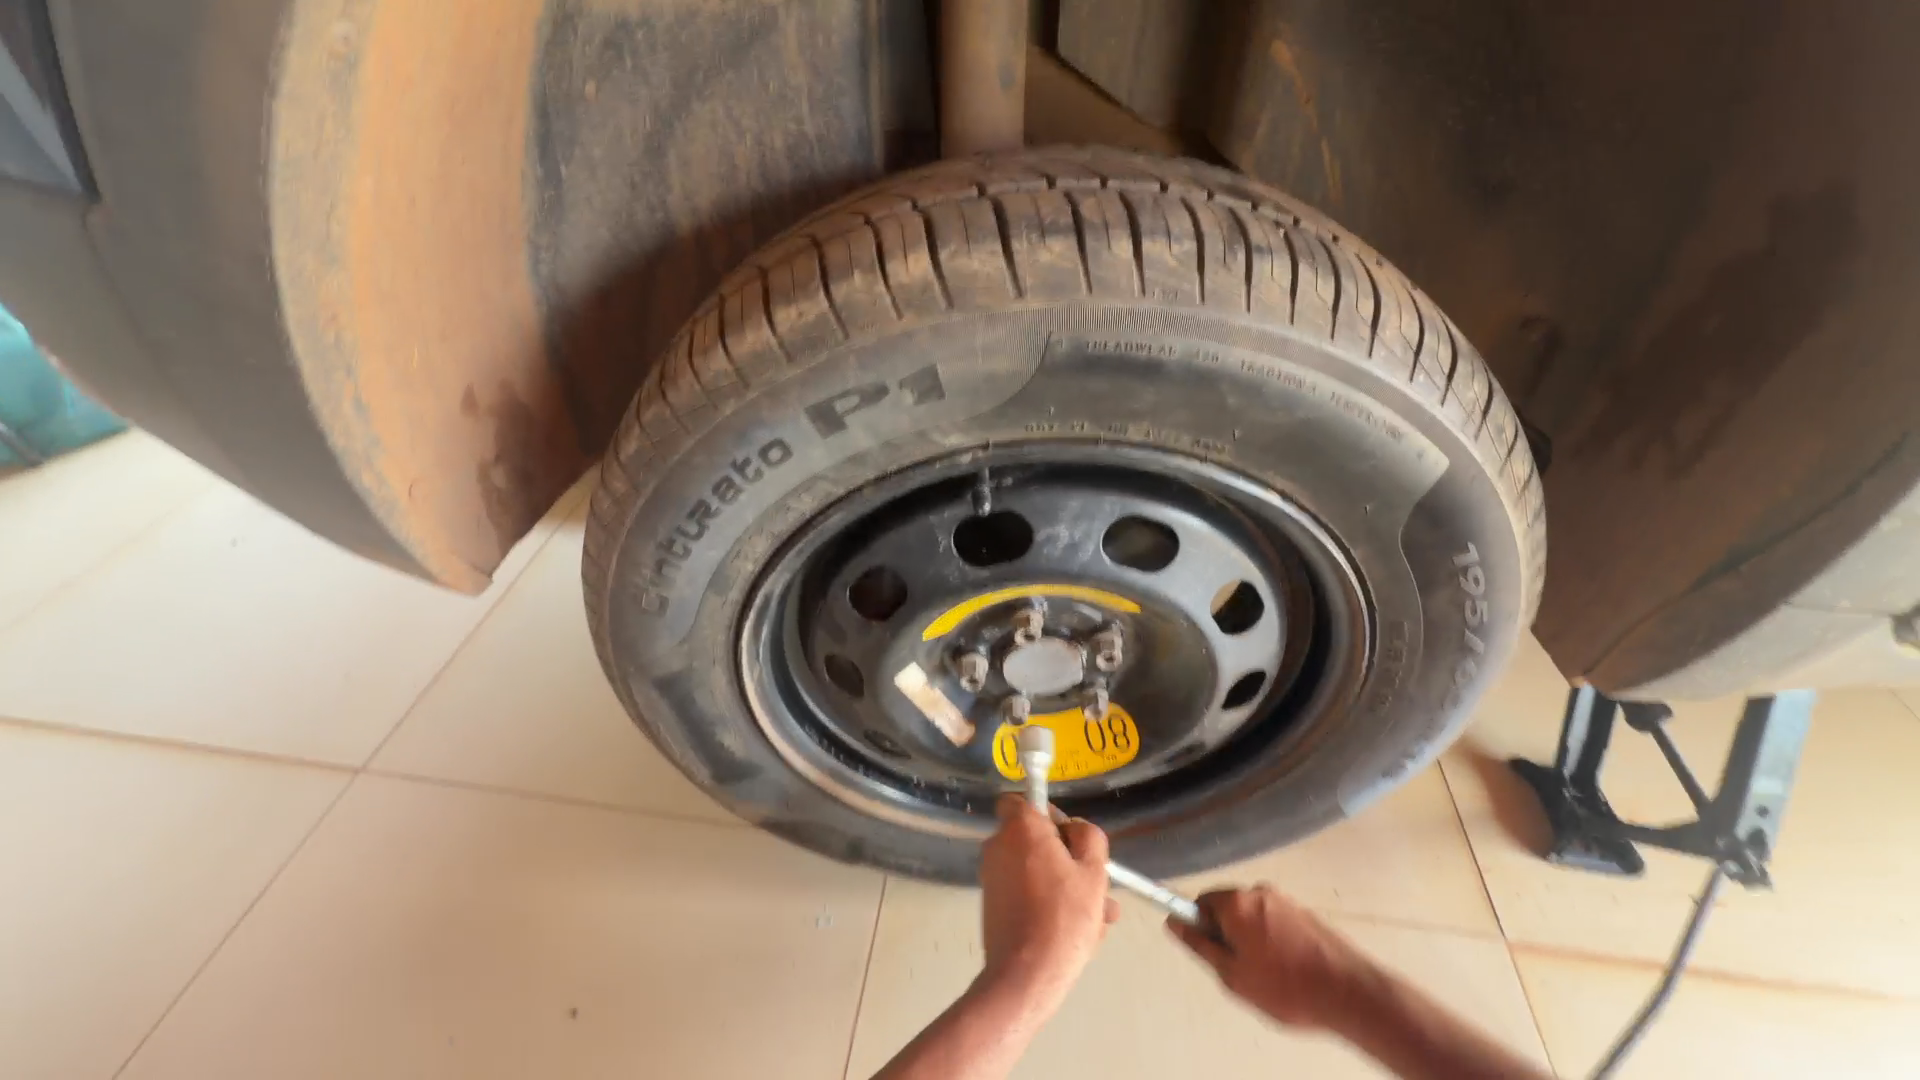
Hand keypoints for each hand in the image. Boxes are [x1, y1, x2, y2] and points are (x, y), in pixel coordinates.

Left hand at [977, 795, 1118, 1011]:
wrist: (1026, 976)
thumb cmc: (1064, 918)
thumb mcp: (1093, 872)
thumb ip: (1089, 837)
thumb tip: (1075, 829)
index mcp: (1020, 828)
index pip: (1022, 799)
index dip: (1049, 814)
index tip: (1070, 838)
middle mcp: (998, 845)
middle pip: (1035, 838)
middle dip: (1066, 857)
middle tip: (1094, 885)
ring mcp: (992, 876)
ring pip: (1036, 869)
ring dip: (1065, 885)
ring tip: (1097, 918)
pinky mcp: (992, 903)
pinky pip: (1026, 891)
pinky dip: (1047, 902)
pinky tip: (1077, 932)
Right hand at [1168, 885, 1370, 1028]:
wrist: (1351, 994)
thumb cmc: (1285, 987)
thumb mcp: (1232, 975)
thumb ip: (1199, 945)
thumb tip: (1172, 923)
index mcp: (1236, 902)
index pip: (1200, 902)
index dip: (1199, 928)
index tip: (1210, 953)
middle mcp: (1259, 892)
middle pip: (1228, 909)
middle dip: (1228, 937)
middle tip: (1241, 972)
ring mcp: (1286, 901)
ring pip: (1253, 919)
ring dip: (1253, 941)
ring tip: (1270, 978)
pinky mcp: (1307, 915)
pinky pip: (1276, 924)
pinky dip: (1275, 943)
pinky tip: (1289, 973)